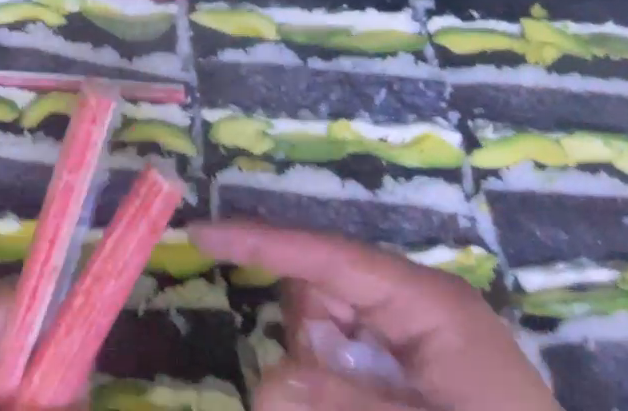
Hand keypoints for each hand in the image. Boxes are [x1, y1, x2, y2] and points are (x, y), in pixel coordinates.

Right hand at [189, 222, 557, 410]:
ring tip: (356, 405)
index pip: (327, 256)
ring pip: (325, 337)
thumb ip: (343, 403)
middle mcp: (414, 309)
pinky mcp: (408, 374)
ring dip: (320, 377)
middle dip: (308, 344)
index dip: (261, 242)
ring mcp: (413, 342)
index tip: (201, 234)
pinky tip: (355, 404)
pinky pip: (344, 368)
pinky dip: (336, 388)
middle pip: (320, 297)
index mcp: (426, 304)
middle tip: (333, 395)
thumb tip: (265, 385)